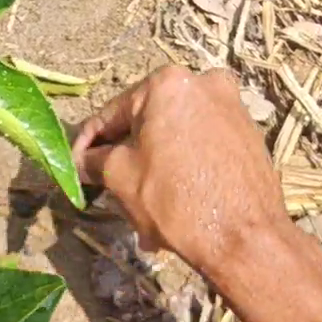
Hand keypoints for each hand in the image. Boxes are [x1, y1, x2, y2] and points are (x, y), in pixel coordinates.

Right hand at [73, 66, 292, 283]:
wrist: (244, 238)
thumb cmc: (176, 201)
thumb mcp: (120, 177)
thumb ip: (94, 160)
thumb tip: (81, 160)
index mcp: (167, 83)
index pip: (111, 114)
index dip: (86, 144)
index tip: (73, 166)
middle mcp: (204, 84)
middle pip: (146, 126)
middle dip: (125, 161)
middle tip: (107, 193)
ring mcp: (232, 108)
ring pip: (173, 140)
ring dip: (152, 172)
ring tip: (140, 214)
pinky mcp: (248, 136)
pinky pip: (199, 150)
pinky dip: (181, 173)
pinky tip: (171, 208)